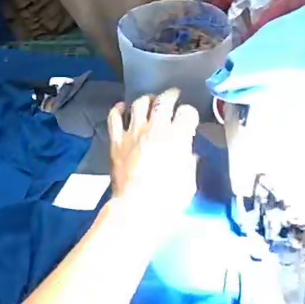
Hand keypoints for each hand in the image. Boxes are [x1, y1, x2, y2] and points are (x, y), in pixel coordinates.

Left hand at [107, 89, 198, 205]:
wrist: (137, 208)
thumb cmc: (169, 198)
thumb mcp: (189, 180)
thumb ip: (189, 161)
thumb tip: (188, 154)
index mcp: (178, 136)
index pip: (187, 112)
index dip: (190, 114)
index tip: (189, 119)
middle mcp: (157, 127)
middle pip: (164, 100)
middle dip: (171, 95)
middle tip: (173, 96)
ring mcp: (134, 132)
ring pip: (140, 103)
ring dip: (147, 99)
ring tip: (150, 100)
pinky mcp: (117, 140)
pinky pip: (115, 117)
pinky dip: (119, 109)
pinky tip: (122, 106)